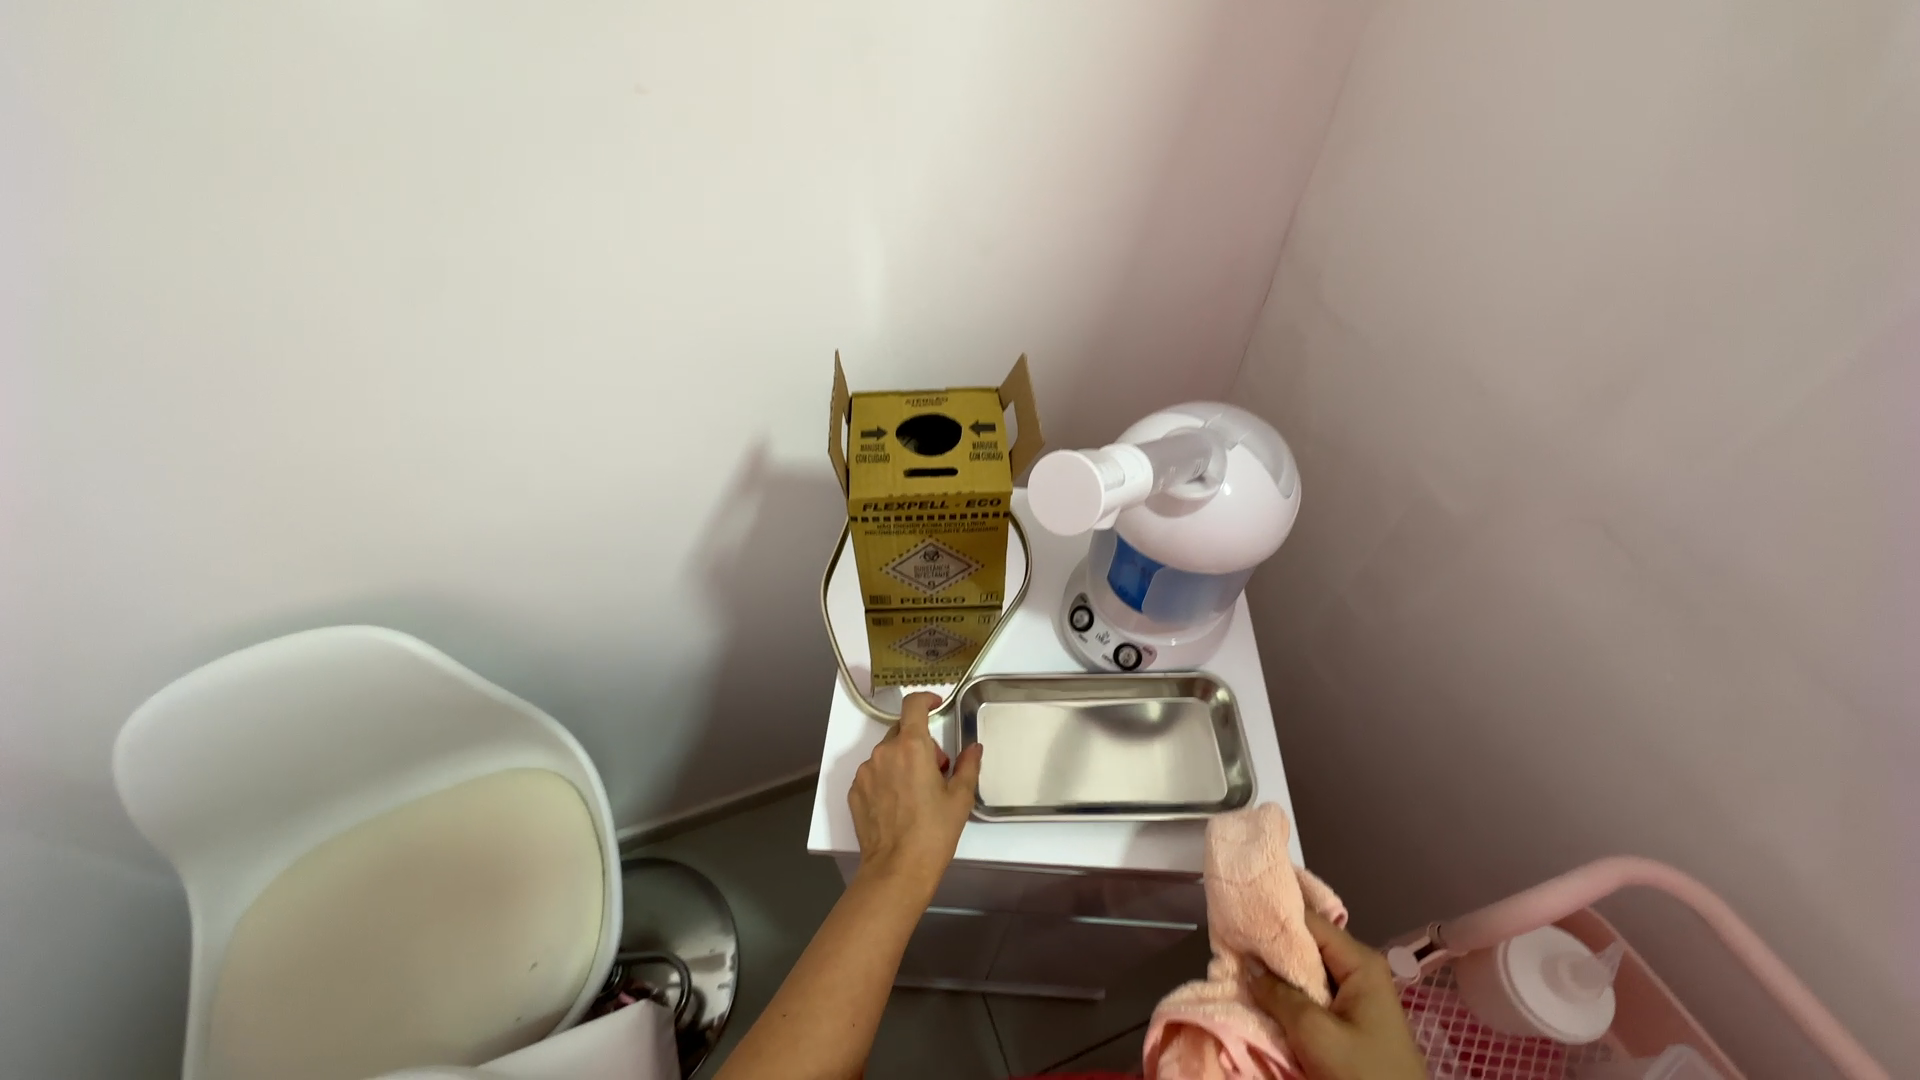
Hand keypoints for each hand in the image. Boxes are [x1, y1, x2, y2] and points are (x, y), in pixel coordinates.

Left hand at [848, 692, 982, 893]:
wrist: (897, 869)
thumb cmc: (933, 833)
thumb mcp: (960, 798)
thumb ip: (968, 765)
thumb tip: (974, 748)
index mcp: (912, 747)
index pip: (913, 705)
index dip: (926, 699)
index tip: (936, 705)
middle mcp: (884, 752)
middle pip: (902, 731)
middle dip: (920, 742)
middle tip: (937, 770)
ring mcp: (866, 771)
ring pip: (887, 753)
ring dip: (902, 761)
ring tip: (917, 792)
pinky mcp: (855, 790)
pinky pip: (873, 773)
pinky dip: (886, 779)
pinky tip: (899, 804)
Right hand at [1249, 909, 1426, 1079]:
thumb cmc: (1362, 1076)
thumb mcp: (1314, 1033)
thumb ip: (1277, 992)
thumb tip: (1249, 965)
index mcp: (1360, 961)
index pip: (1308, 920)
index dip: (1272, 917)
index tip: (1235, 917)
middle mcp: (1359, 970)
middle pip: (1307, 944)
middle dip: (1270, 946)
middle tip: (1231, 942)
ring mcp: (1356, 996)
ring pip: (1306, 970)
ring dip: (1276, 972)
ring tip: (1238, 963)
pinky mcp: (1349, 1020)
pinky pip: (1312, 994)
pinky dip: (1287, 993)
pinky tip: (1261, 993)